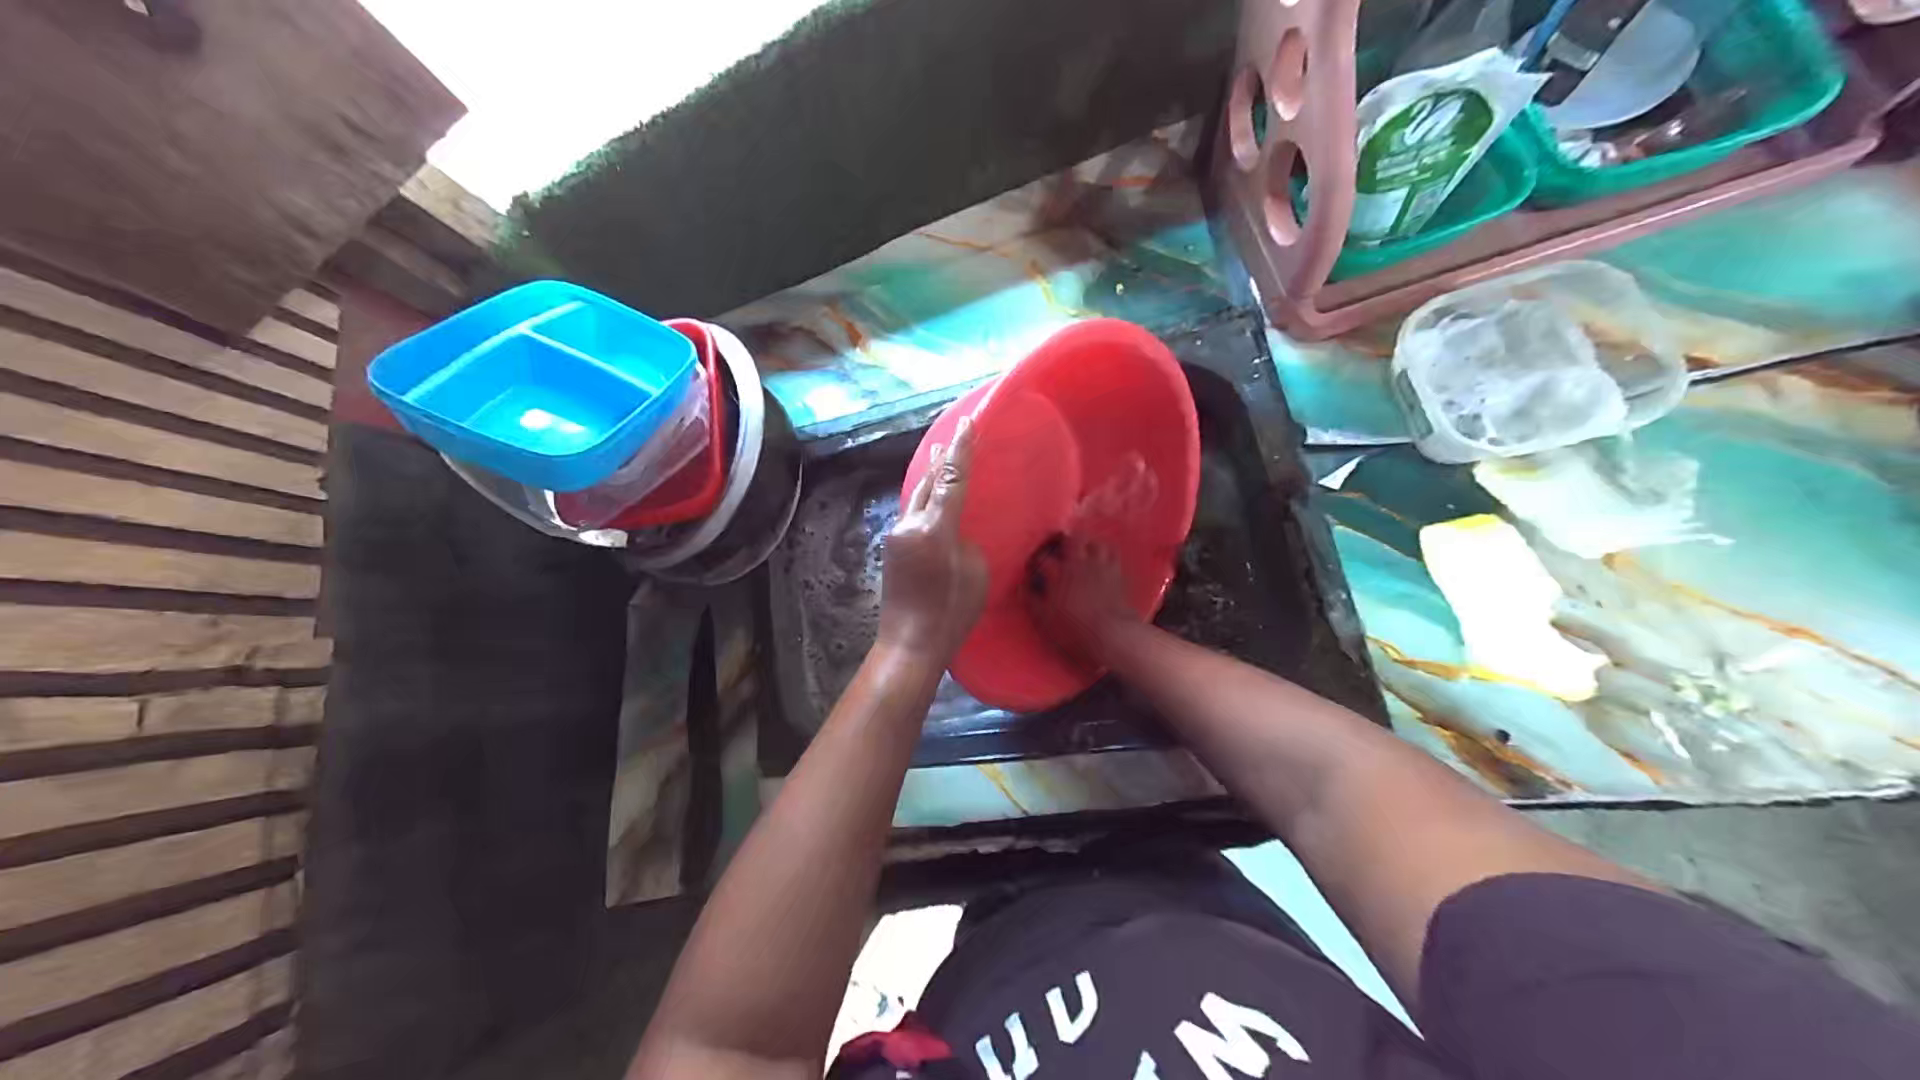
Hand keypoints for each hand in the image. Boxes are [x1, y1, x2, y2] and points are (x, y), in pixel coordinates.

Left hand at [878, 416, 987, 663]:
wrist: (910, 643)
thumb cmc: (950, 613)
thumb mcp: (975, 573)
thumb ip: (964, 541)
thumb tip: (952, 532)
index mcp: (934, 528)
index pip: (952, 479)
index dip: (962, 449)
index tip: (968, 423)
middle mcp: (909, 524)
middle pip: (928, 481)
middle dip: (943, 458)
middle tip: (955, 436)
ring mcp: (897, 536)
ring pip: (917, 496)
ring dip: (932, 478)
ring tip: (943, 459)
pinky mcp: (893, 549)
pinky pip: (913, 513)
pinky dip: (926, 499)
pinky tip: (933, 499)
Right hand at [1028, 535, 1137, 666]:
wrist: (1110, 634)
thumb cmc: (1073, 628)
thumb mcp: (1044, 619)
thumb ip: (1032, 600)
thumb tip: (1023, 587)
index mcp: (1059, 574)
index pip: (1043, 559)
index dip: (1037, 561)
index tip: (1035, 568)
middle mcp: (1080, 564)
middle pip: (1075, 539)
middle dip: (1068, 539)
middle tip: (1064, 546)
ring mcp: (1101, 567)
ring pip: (1098, 544)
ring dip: (1091, 544)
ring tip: (1086, 550)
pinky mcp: (1118, 575)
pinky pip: (1114, 555)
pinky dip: (1108, 555)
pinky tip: (1104, 561)